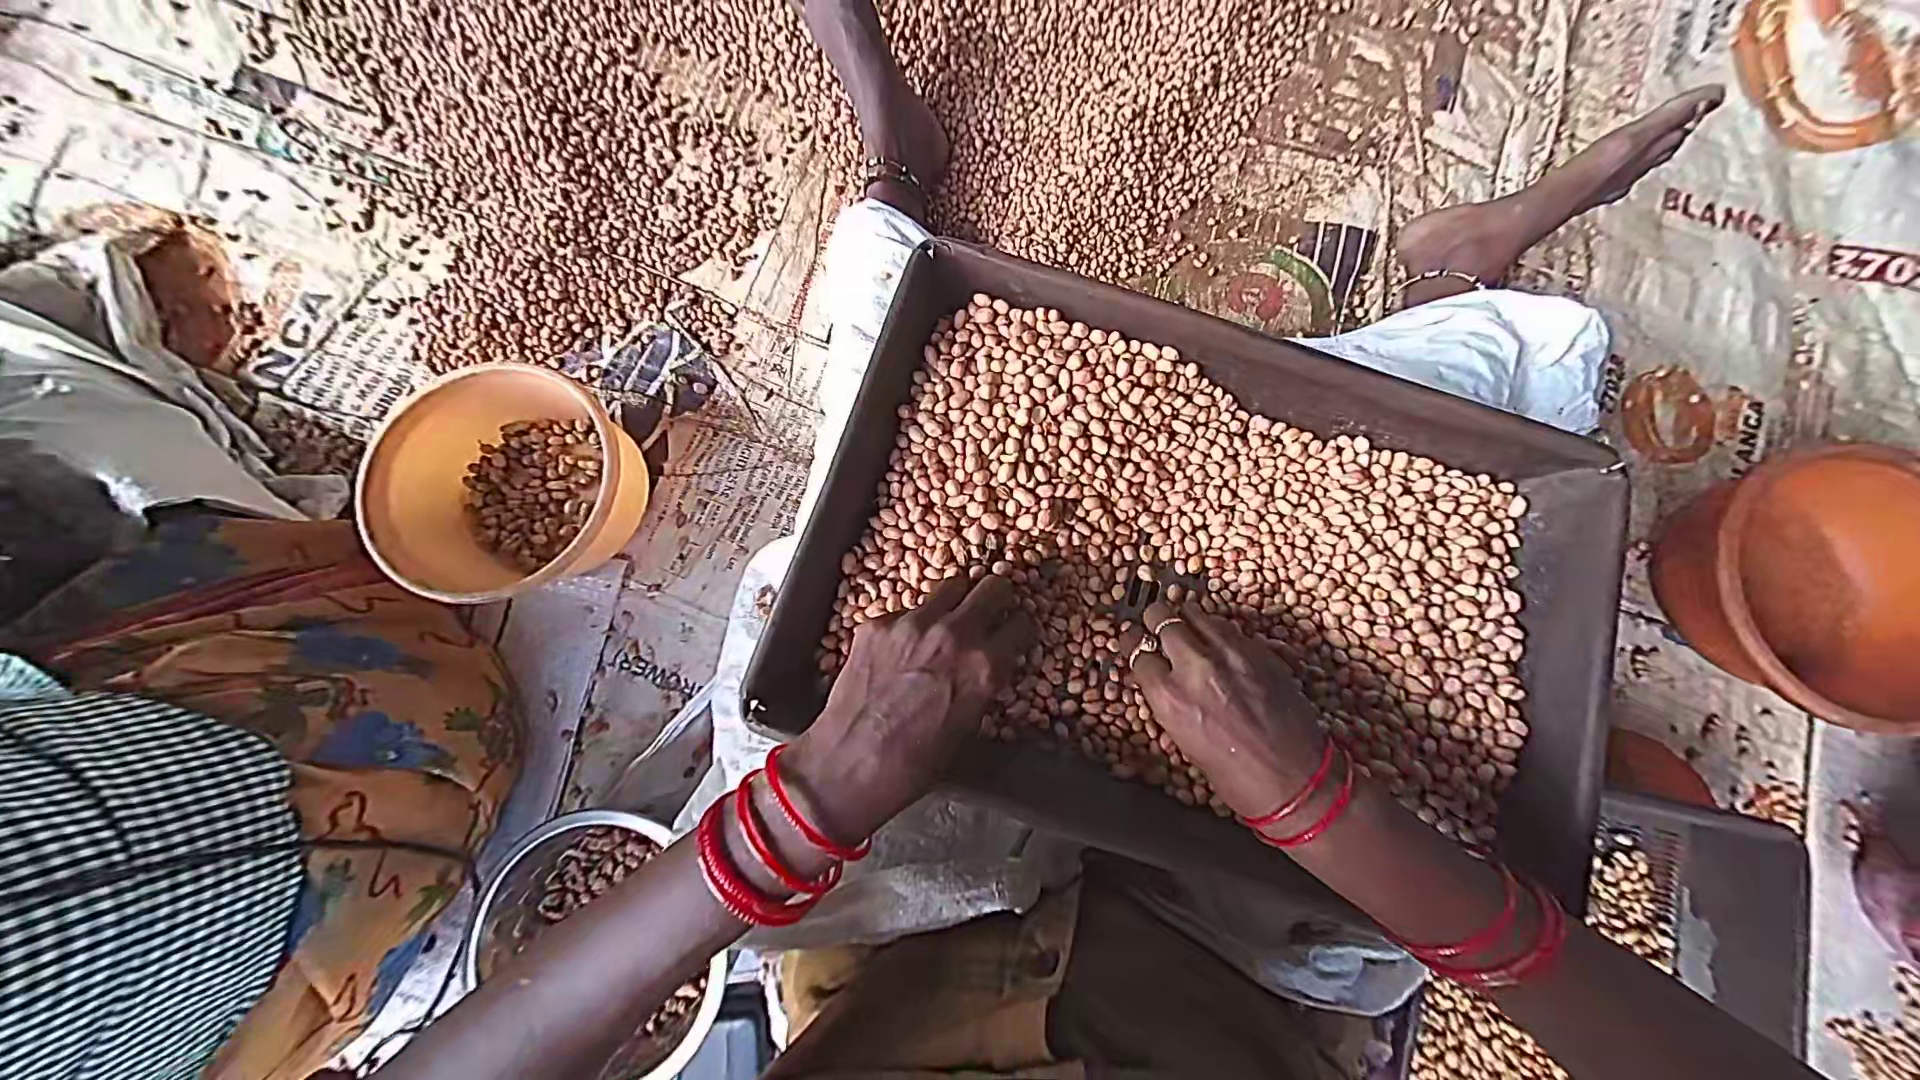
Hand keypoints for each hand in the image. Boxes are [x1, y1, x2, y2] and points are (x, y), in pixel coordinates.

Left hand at [783, 573, 1031, 840]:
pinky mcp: (879, 623)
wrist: (851, 764)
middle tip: (991, 608)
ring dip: (957, 600)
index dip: (1020, 629)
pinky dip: (911, 622)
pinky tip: (902, 647)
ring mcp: (913, 623)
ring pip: (951, 586)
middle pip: (994, 588)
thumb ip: (984, 685)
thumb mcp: (969, 726)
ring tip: (949, 618)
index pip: (1022, 625)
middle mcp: (954, 635)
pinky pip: (906, 609)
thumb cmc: (913, 762)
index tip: (1014, 632)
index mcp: (984, 666)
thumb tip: (988, 666)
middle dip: (997, 598)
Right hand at [1123, 600, 1327, 820]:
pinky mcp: (1260, 652)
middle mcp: (1196, 668)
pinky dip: (1217, 631)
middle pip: (1162, 619)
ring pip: (1195, 613)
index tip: (1133, 641)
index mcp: (1169, 696)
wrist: (1296, 782)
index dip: (1134, 645)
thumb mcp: (1183, 737)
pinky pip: (1229, 627)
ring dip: (1186, 619)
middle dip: (1154, 621)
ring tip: (1185, 627)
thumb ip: (1168, 698)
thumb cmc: (1237, 775)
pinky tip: (1217, 643)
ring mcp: (1231, 655)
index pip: (1137, 651)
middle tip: (1155, 625)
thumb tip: (1159, 674)